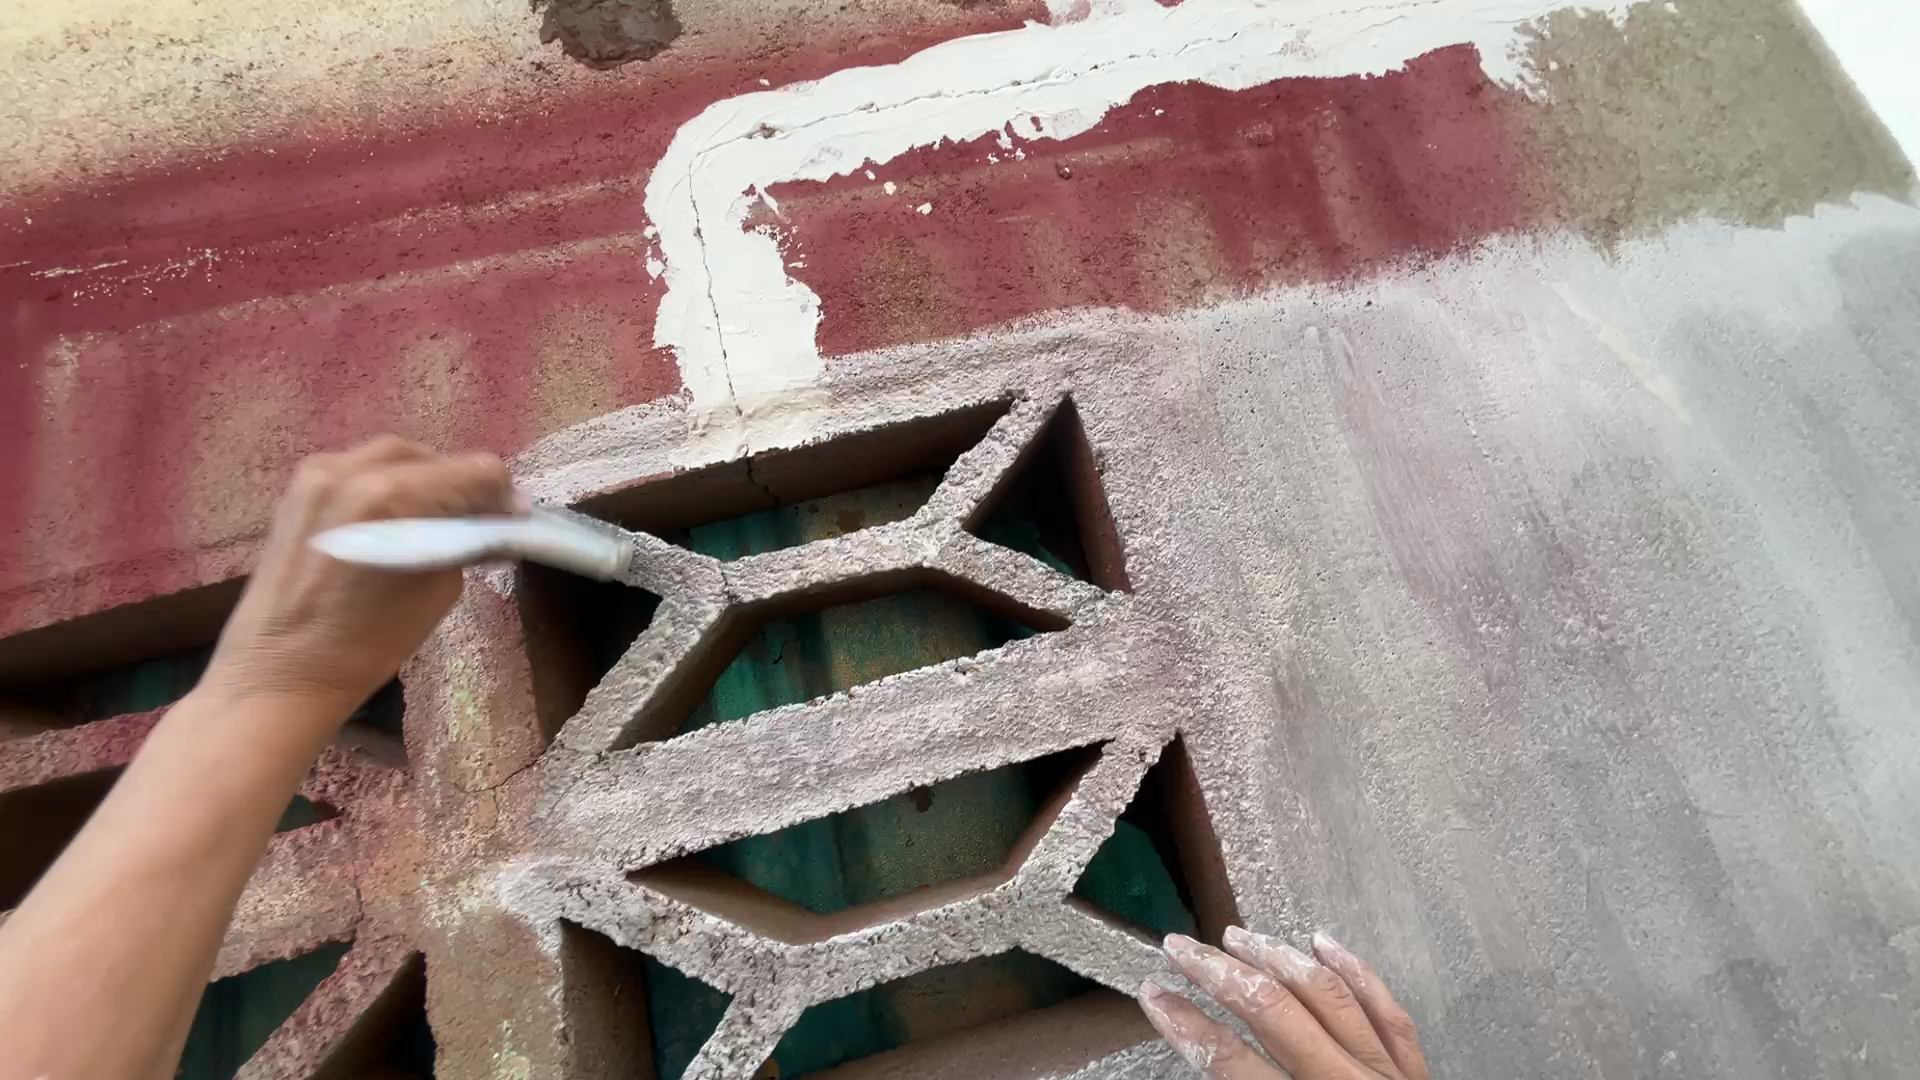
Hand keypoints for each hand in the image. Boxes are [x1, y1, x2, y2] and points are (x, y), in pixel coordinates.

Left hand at [199, 435, 520, 718]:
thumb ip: (469, 541)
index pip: (479, 471)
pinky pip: (361, 466)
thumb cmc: (375, 638)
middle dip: (469, 484)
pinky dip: (393, 480)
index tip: (515, 520)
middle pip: (439, 458)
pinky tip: (402, 512)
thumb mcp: (444, 586)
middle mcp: (356, 472)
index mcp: (399, 497)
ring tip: (444, 513)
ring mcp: (320, 476)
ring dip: (432, 477)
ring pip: (400, 456)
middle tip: (485, 518)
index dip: (506, 495)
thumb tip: (496, 523)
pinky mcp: (299, 490)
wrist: (283, 669)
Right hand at [1138, 930, 1428, 1079]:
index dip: (1186, 1025)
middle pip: (1274, 1013)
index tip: (1153, 992)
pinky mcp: (1419, 1075)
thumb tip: (1203, 1053)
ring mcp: (1388, 1078)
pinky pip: (1387, 1013)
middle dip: (1217, 973)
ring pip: (1327, 996)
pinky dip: (1354, 971)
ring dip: (1275, 958)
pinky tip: (1321, 942)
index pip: (1231, 1063)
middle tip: (1179, 945)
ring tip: (1235, 936)